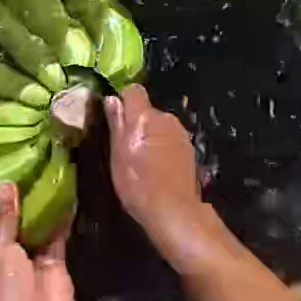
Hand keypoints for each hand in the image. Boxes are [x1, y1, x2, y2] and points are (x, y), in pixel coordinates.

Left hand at [0, 181, 73, 300]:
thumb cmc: (4, 291)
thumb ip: (5, 219)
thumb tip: (5, 183)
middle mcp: (9, 259)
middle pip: (16, 228)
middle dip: (21, 206)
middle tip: (27, 169)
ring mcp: (34, 262)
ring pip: (40, 229)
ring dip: (45, 209)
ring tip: (51, 175)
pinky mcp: (57, 263)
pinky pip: (60, 236)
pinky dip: (64, 219)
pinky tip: (70, 195)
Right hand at [103, 84, 228, 266]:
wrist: (173, 209)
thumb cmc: (138, 183)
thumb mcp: (118, 154)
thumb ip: (116, 123)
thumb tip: (112, 99)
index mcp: (145, 116)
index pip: (134, 91)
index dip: (122, 99)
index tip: (114, 115)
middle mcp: (166, 118)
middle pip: (147, 110)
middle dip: (136, 122)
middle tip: (124, 146)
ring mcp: (180, 132)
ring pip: (159, 125)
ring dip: (150, 135)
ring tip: (140, 160)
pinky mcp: (188, 147)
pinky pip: (170, 138)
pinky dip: (162, 146)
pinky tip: (157, 166)